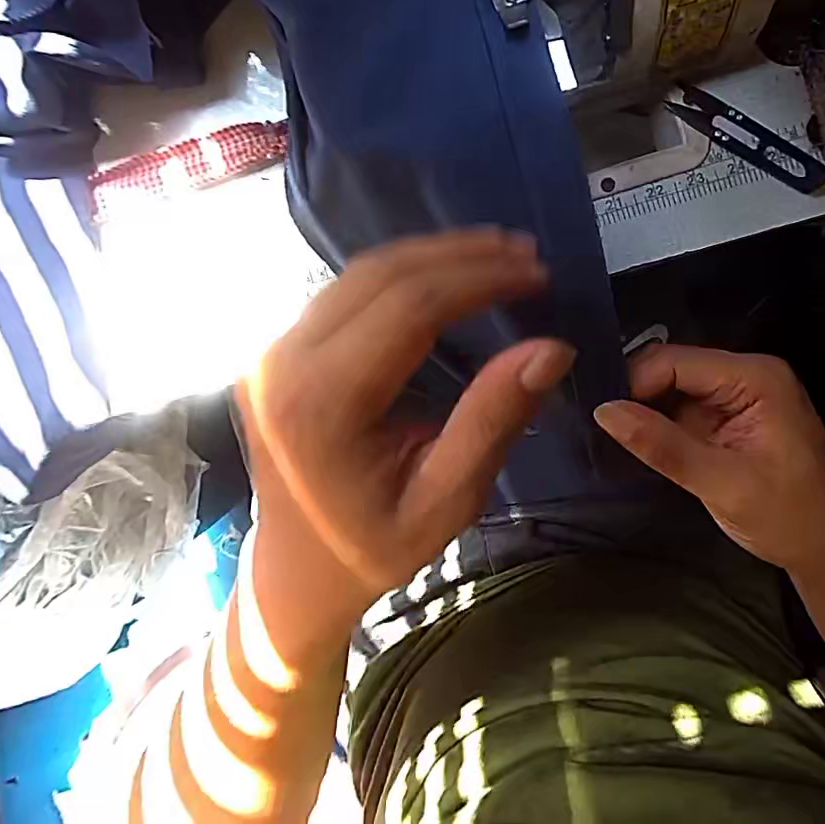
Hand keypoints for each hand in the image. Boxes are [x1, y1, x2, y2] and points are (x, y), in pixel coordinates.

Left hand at [237, 229, 575, 639]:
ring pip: (362, 271)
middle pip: (382, 275)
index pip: (409, 309)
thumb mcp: (444, 503)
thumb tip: (550, 349)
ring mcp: (274, 349)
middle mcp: (283, 361)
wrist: (293, 572)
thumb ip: (492, 422)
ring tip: (498, 252)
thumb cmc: (370, 549)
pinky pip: (349, 288)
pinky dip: (407, 272)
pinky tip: (449, 273)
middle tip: (526, 254)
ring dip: (435, 254)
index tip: (537, 276)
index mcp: (319, 404)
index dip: (480, 281)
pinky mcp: (281, 347)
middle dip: (462, 255)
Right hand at [593, 344, 824, 575]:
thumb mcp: (724, 484)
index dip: (633, 383)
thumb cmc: (792, 518)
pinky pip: (679, 411)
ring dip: (641, 411)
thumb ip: (663, 445)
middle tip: (594, 424)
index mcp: (754, 376)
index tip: (599, 416)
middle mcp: (743, 375)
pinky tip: (631, 443)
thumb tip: (604, 411)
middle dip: (633, 395)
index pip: (675, 361)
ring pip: (670, 390)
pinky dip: (655, 427)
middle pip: (670, 370)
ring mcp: (734, 396)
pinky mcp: (726, 419)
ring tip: (603, 433)